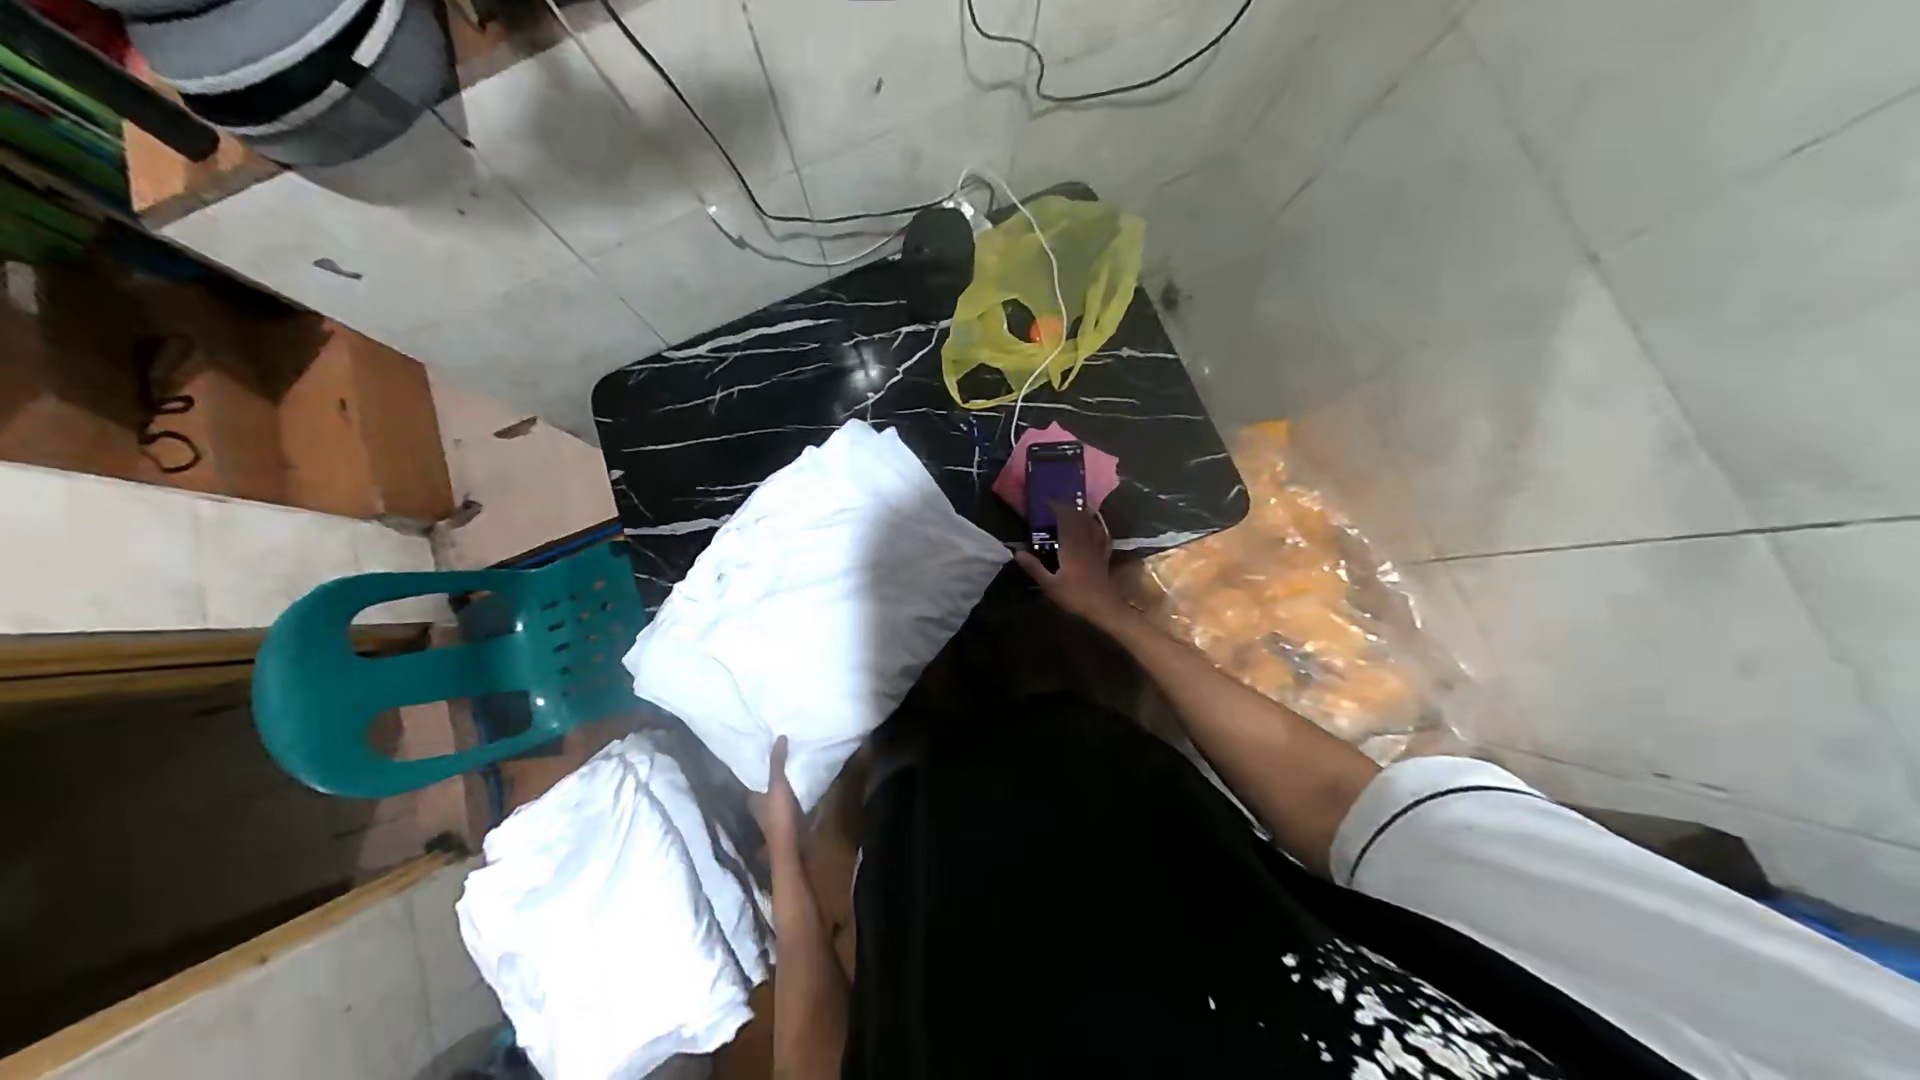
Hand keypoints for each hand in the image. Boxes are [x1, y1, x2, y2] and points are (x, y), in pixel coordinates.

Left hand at [749, 736, 801, 855]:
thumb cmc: (779, 817)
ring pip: (779, 796)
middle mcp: (761, 809)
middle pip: (766, 788)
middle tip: (787, 757)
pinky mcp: (789, 823)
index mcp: (754, 799)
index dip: (759, 767)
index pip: (753, 779)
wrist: (792, 849)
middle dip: (774, 776)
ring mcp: (775, 818)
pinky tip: (806, 788)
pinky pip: (791, 804)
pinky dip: (796, 796)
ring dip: (785, 786)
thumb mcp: (778, 785)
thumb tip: (779, 737)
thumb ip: (777, 763)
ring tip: (799, 768)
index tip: (769, 752)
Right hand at [1014, 502, 1130, 629]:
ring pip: (1092, 525)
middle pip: (1079, 519)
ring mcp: (1097, 549)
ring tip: (1078, 507)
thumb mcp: (1050, 585)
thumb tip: (1017, 552)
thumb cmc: (1075, 596)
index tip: (1048, 501)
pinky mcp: (1104, 557)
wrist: (1103, 607)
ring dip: (1084, 514)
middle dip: (1070, 508)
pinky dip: (1098, 528)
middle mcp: (1085, 542)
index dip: (1058, 508)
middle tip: (1060, 502)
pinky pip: (1102, 537)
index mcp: (1071, 546)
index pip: (1065, 520)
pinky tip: (1097, 526)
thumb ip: (1034, 567)